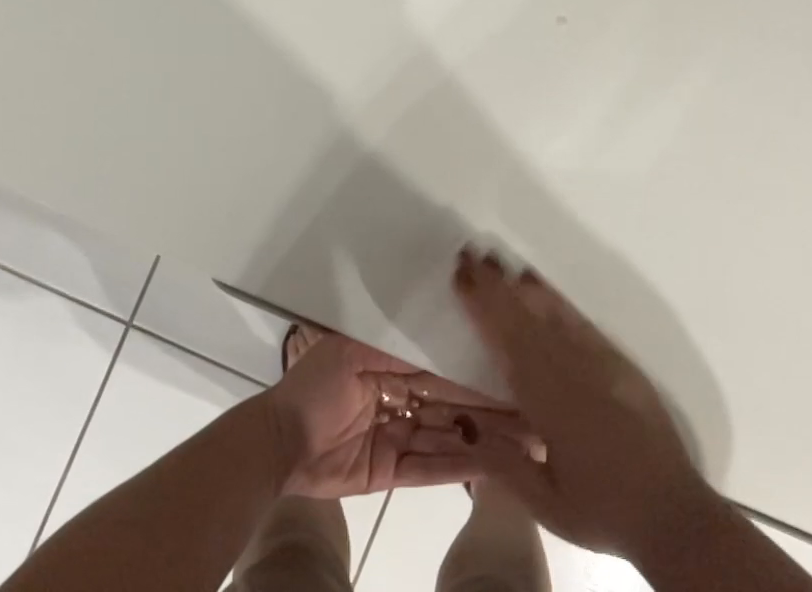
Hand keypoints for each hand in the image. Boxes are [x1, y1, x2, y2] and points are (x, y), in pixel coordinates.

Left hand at [263, 329, 511, 498]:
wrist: (277, 442)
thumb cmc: (312, 388)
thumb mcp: (351, 351)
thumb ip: (397, 350)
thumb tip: (442, 339)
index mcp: (387, 370)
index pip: (439, 373)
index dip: (473, 376)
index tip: (511, 375)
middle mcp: (397, 403)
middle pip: (450, 408)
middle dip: (489, 411)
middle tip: (534, 414)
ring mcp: (396, 439)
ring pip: (447, 438)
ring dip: (484, 440)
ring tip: (527, 440)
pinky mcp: (391, 472)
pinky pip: (431, 469)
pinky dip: (461, 467)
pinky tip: (496, 465)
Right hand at [452, 249, 722, 558]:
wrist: (676, 519)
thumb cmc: (603, 513)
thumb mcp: (545, 505)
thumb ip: (502, 464)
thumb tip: (465, 422)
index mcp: (552, 406)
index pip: (509, 345)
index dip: (483, 308)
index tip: (461, 279)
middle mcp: (576, 376)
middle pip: (528, 321)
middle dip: (496, 286)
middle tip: (470, 254)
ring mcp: (603, 368)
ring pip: (556, 317)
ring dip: (524, 287)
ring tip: (499, 261)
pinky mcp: (622, 368)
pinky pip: (583, 325)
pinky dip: (558, 303)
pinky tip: (542, 289)